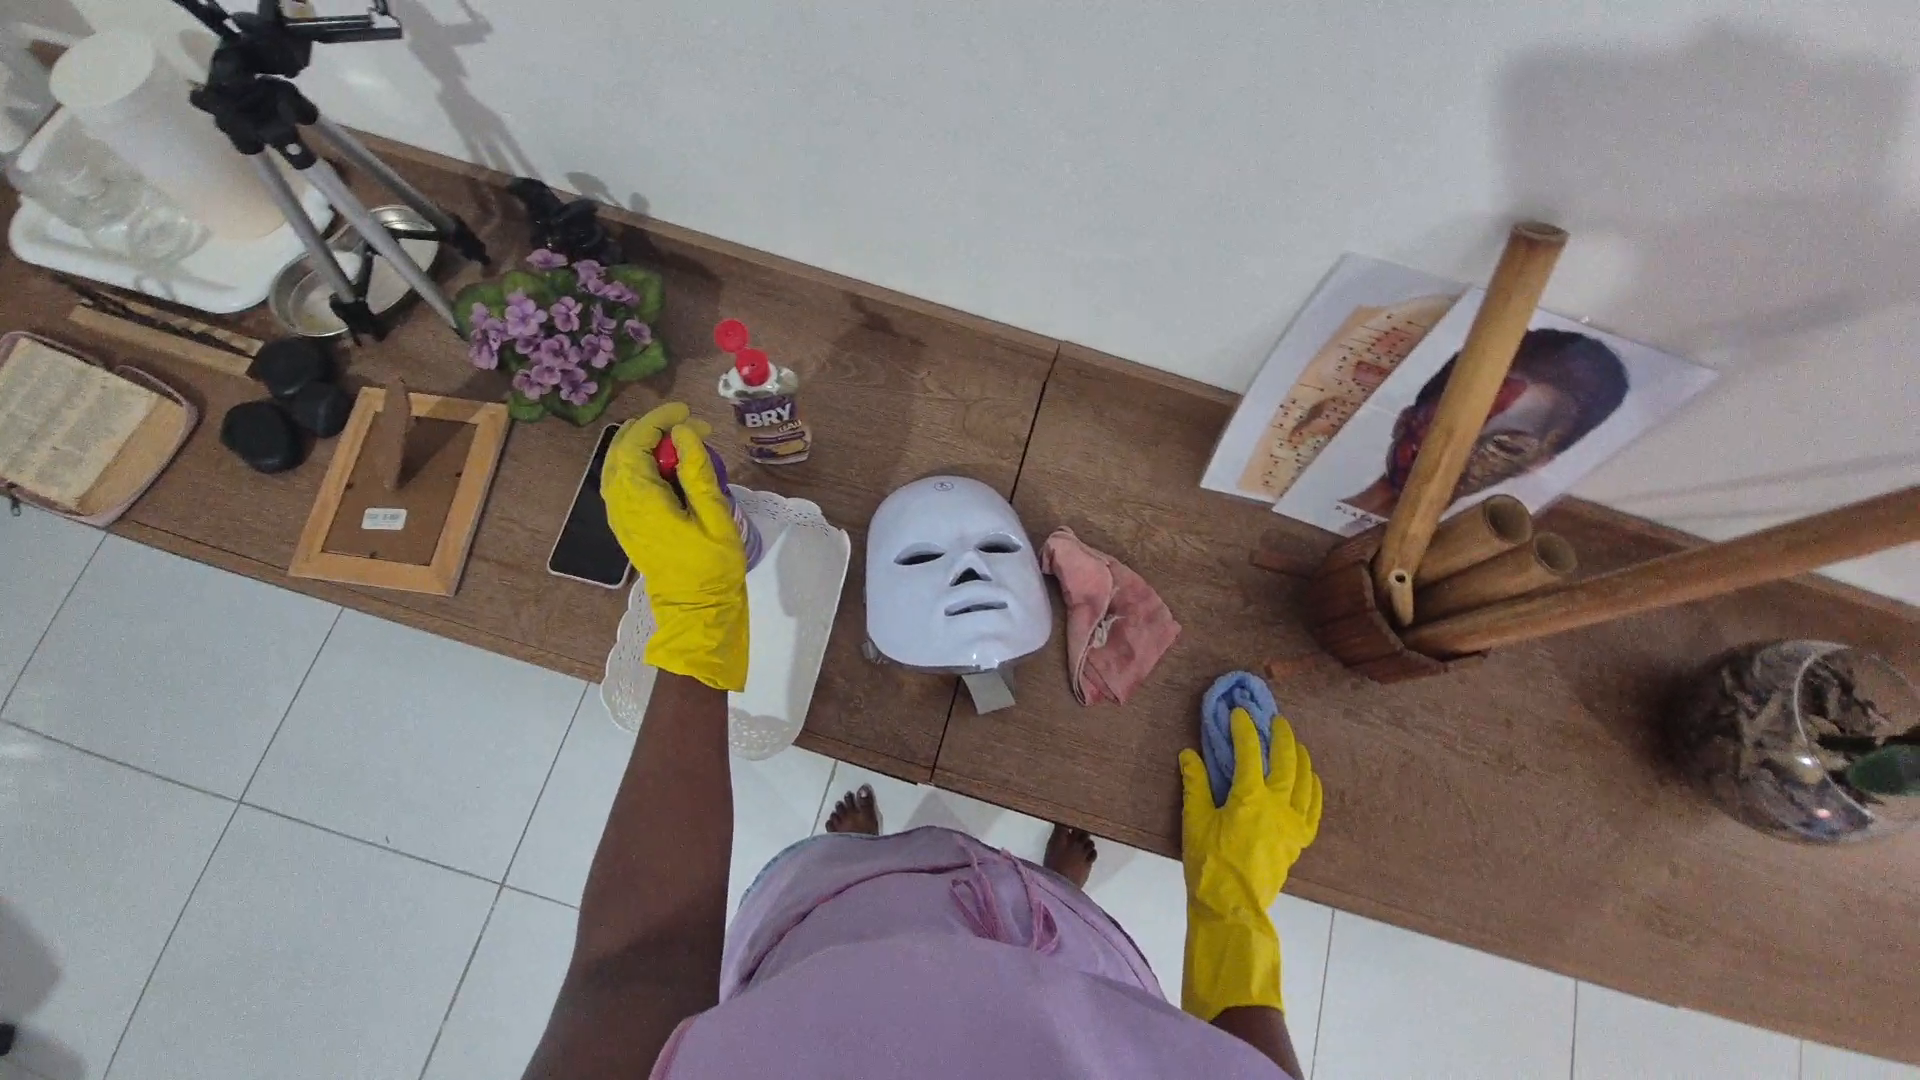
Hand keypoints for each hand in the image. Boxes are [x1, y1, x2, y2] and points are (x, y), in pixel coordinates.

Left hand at [601, 402, 748, 691]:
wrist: (697, 611)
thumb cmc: (712, 568)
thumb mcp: (715, 519)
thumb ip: (698, 473)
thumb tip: (686, 434)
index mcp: (641, 501)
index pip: (636, 443)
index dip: (658, 420)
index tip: (686, 413)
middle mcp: (622, 505)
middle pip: (623, 450)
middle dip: (655, 431)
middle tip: (693, 429)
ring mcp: (621, 517)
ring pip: (621, 466)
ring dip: (648, 447)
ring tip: (683, 444)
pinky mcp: (628, 525)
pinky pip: (625, 483)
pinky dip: (643, 466)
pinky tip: (669, 468)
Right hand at [1176, 708, 1322, 1019]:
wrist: (1232, 906)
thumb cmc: (1209, 861)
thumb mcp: (1194, 819)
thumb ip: (1194, 783)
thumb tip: (1189, 754)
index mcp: (1251, 797)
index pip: (1249, 752)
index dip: (1243, 729)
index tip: (1237, 713)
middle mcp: (1278, 805)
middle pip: (1286, 761)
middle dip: (1280, 736)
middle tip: (1274, 719)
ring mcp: (1293, 824)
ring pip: (1305, 781)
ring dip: (1300, 757)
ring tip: (1294, 743)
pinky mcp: (1298, 841)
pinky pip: (1314, 808)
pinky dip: (1314, 788)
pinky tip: (1311, 779)